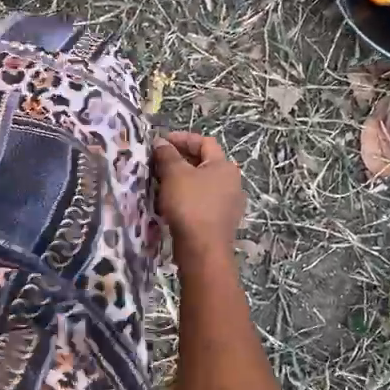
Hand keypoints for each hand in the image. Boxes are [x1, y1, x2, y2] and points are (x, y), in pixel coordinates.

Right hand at [152, 131, 244, 262]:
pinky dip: (186, 196)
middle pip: (203, 162)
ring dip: (181, 178)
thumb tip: (160, 142)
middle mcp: (232, 182)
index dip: (181, 138)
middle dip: (179, 159)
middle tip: (157, 160)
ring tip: (160, 180)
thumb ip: (166, 154)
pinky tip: (169, 201)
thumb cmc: (190, 204)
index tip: (160, 142)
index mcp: (224, 166)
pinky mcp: (220, 221)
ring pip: (201, 182)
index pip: (204, 142)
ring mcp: (228, 204)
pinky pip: (201, 200)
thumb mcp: (174, 173)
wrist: (202, 250)